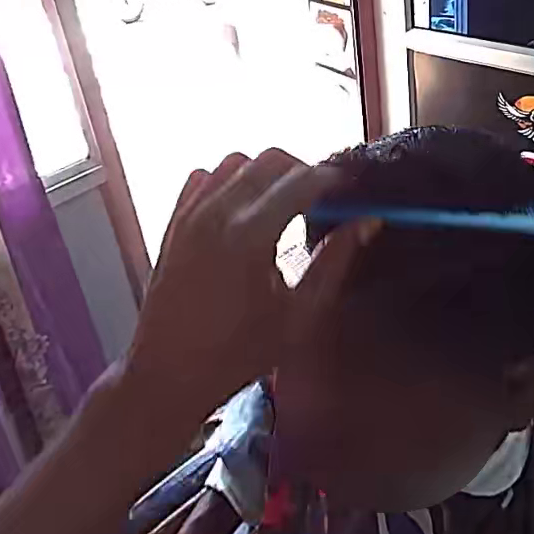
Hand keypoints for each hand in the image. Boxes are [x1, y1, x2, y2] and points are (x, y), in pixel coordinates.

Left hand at [119, 150, 375, 422]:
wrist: (166, 374)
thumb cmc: (238, 353)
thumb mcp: (298, 316)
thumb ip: (334, 262)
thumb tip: (367, 222)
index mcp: (251, 233)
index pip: (302, 180)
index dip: (332, 178)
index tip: (348, 189)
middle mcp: (218, 210)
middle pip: (271, 159)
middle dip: (302, 170)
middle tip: (319, 199)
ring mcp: (192, 211)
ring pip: (237, 160)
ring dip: (265, 172)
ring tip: (281, 202)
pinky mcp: (174, 218)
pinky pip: (206, 175)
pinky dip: (229, 179)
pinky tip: (241, 208)